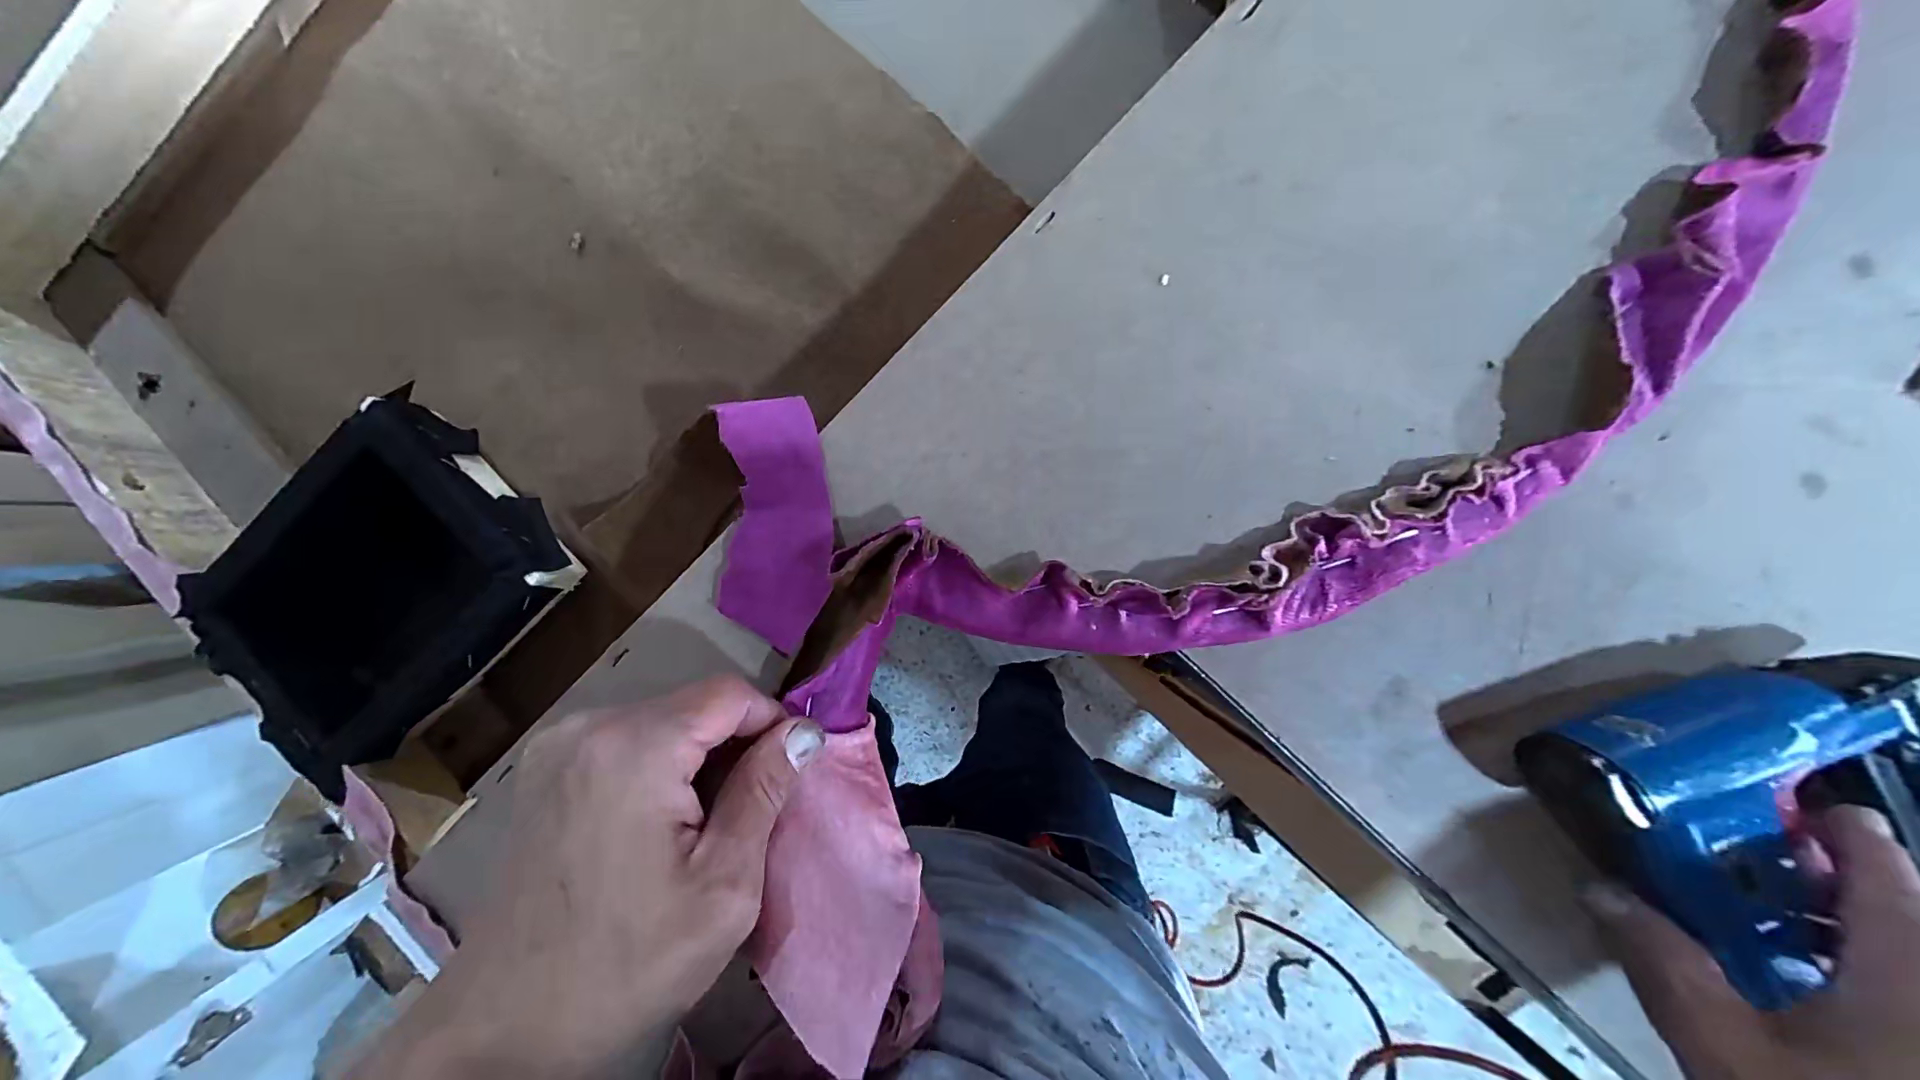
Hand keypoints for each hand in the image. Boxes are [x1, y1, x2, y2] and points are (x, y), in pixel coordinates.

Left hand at [352, 676, 824, 1078]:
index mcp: (633, 748)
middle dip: (737, 743)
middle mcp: (589, 727)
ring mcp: (559, 745)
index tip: (790, 770)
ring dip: (701, 755)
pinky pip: (629, 738)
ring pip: (666, 719)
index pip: (730, 693)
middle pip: (696, 704)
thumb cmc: (627, 964)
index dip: (772, 721)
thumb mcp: (723, 885)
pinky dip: (663, 763)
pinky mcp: (546, 767)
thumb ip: (764, 792)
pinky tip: (662, 820)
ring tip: (709, 821)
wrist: (506, 1030)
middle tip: (753, 807)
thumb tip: (804, 732)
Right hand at [1586, 806, 1919, 1079]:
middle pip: (1906, 913)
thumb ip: (1663, 962)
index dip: (1846, 831)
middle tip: (1767, 866)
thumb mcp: (1723, 1048)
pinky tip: (1822, 996)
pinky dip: (1869, 976)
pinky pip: (1903, 992)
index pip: (1886, 873)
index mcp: (1906, 975)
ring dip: (1853, 929)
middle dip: (1837, 880)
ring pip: (1906, 953)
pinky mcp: (1915, 1046)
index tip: (1796, 804)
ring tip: (1788, 925)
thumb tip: (1599, 890)